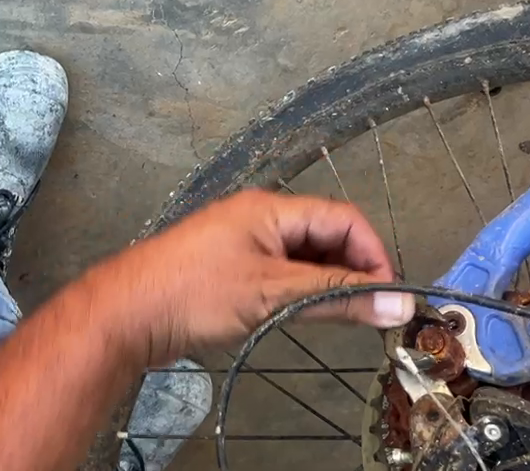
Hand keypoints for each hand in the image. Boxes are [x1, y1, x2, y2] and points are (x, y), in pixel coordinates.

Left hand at [87, 189, 415, 364]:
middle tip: (372, 317)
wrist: (132, 310)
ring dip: (329, 283)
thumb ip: (336, 295)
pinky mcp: (234, 266)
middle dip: (354, 270)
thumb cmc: (199, 293)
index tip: (389, 299)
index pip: (342, 217)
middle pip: (325, 234)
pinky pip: (283, 270)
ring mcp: (246, 241)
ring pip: (305, 255)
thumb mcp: (273, 293)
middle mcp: (261, 216)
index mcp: (271, 208)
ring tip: (346, 321)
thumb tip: (398, 303)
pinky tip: (308, 316)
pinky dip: (303, 290)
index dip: (372, 253)